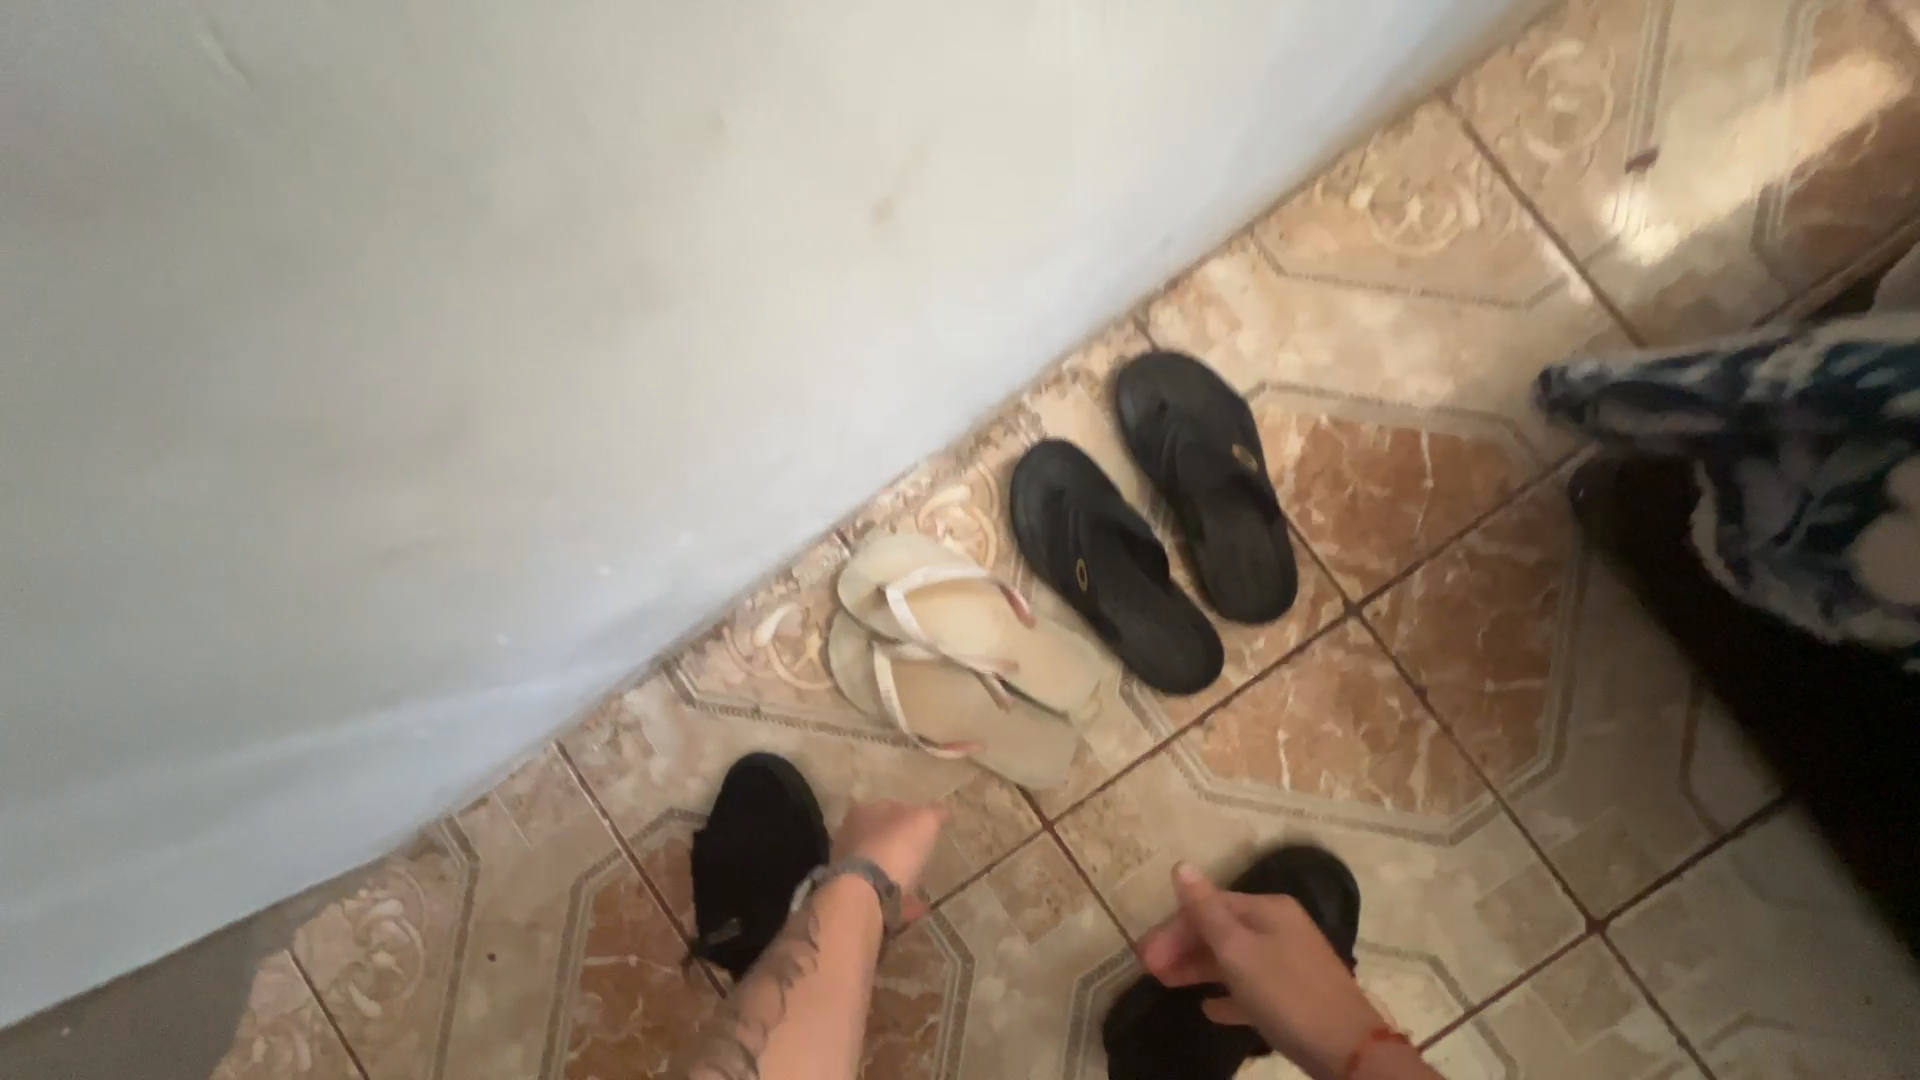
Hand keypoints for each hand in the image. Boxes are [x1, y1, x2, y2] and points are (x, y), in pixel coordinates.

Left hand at [831, 800, 946, 921]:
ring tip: (922, 882)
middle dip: (900, 845)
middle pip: (880, 838)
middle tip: (923, 853)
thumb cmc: (893, 847)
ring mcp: (849, 870)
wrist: (865, 896)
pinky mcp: (855, 897)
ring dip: (899, 875)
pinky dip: (900, 900)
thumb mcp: (924, 821)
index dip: (909, 814)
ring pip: (879, 869)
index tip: (926, 825)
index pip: (889, 807)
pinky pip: (883, 896)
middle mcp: (851, 838)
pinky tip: (919, 906)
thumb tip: (944, 810)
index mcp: (863, 813)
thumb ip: (935, 813)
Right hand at [1138, 863, 1390, 1079]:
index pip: (1209, 906)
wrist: (1352, 1054)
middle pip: (1221, 930)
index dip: (1175, 927)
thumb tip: (1180, 865)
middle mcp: (1279, 927)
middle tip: (1151, 970)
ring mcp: (1290, 962)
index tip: (1147, 956)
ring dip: (1199, 968)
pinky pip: (1253, 988)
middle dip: (1183, 947)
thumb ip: (1206, 910)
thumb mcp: (1238, 951)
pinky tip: (1209, 1009)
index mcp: (1267, 909)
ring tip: (1167, 984)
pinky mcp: (1297, 997)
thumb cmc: (1287, 994)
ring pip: (1234, 958)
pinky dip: (1228, 993)